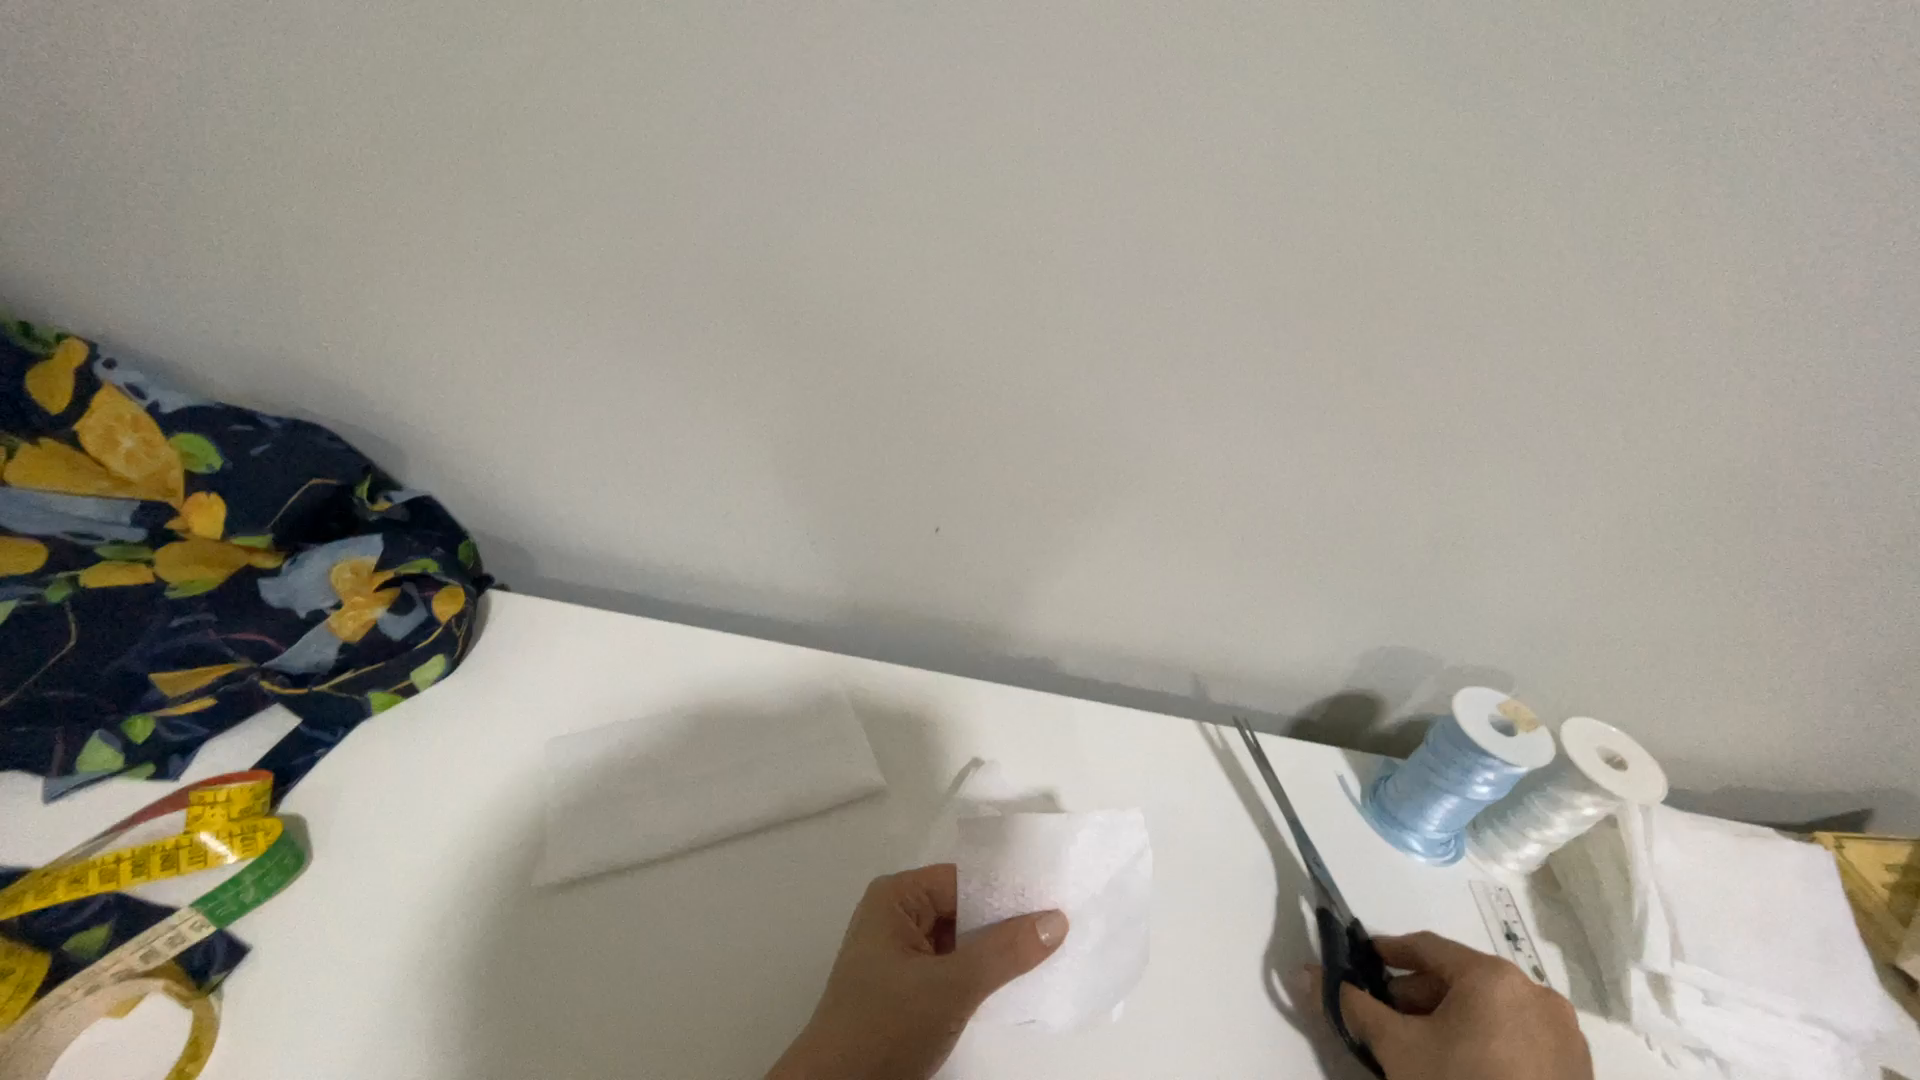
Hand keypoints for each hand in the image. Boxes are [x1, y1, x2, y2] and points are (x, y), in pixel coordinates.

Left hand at [767, 863, 1068, 1079]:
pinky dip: (982, 975)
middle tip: (1060, 927)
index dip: (1006, 891)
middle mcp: (897, 917)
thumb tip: (1057, 919)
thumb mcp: (951, 986)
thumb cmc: (885, 1025)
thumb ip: (1005, 951)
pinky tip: (1017, 982)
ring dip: (996, 952)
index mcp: (896, 898)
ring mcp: (902, 954)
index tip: (1054, 899)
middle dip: (1005, 923)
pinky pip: (955, 968)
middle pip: (964, 909)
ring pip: (962, 941)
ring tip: (1050, 951)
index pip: (963, 881)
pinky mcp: (909, 988)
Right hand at [1306, 931, 1592, 1079]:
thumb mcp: (1396, 1047)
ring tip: (1425, 1046)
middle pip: (1461, 977)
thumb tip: (1303, 973)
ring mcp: (1565, 1034)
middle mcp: (1536, 993)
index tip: (1363, 963)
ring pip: (1492, 1007)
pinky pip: (1520, 1035)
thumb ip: (1351, 1005)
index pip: (1427, 947)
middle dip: (1420, 993)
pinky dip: (1487, 1039)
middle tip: (1390, 1016)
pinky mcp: (1578, 1069)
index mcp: (1493, 976)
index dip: (1389, 952)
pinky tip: (1464, 1067)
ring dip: (1453, 1017)